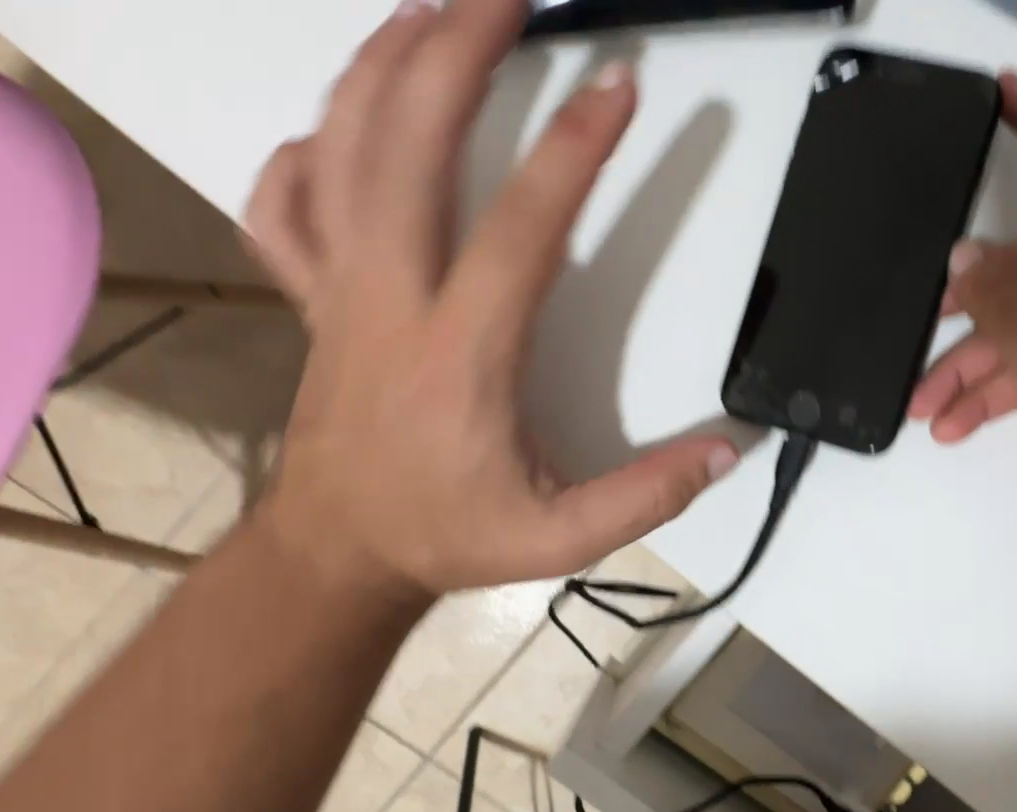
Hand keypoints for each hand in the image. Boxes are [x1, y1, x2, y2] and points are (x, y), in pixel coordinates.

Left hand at [241, 0, 735, 597]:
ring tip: (436, 7)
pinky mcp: (314, 296)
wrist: (339, 552)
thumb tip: (728, 449)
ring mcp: (341, 290)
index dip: (573, 151)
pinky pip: (288, 200)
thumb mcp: (562, 540)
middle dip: (457, 51)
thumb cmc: (449, 536)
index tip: (617, 86)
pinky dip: (311, 143)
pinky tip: (348, 120)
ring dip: (387, 63)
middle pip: (407, 147)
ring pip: (341, 148)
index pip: (520, 230)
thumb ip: (647, 495)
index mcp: (463, 356)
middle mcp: (391, 302)